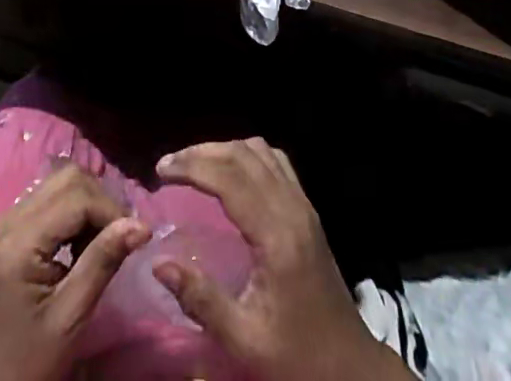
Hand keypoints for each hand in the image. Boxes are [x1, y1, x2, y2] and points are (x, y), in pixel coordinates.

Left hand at [0, 163, 149, 380]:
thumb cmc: (32, 358)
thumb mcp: (72, 314)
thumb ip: (103, 262)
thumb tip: (142, 225)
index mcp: (19, 239)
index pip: (76, 197)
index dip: (112, 211)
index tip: (138, 239)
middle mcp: (9, 218)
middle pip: (67, 178)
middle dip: (102, 201)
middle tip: (121, 239)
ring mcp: (8, 220)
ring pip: (60, 182)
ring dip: (90, 204)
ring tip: (103, 243)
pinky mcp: (12, 229)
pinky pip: (51, 199)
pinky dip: (75, 212)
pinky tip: (83, 244)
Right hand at [155, 139, 415, 380]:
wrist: (352, 367)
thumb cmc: (297, 354)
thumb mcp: (245, 339)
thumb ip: (201, 299)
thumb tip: (158, 263)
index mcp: (278, 236)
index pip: (230, 178)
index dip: (192, 166)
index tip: (160, 171)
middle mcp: (293, 209)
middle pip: (244, 154)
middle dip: (201, 152)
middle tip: (168, 167)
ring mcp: (305, 207)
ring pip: (261, 151)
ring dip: (223, 150)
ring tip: (194, 167)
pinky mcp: (308, 211)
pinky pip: (276, 163)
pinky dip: (246, 157)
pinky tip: (229, 175)